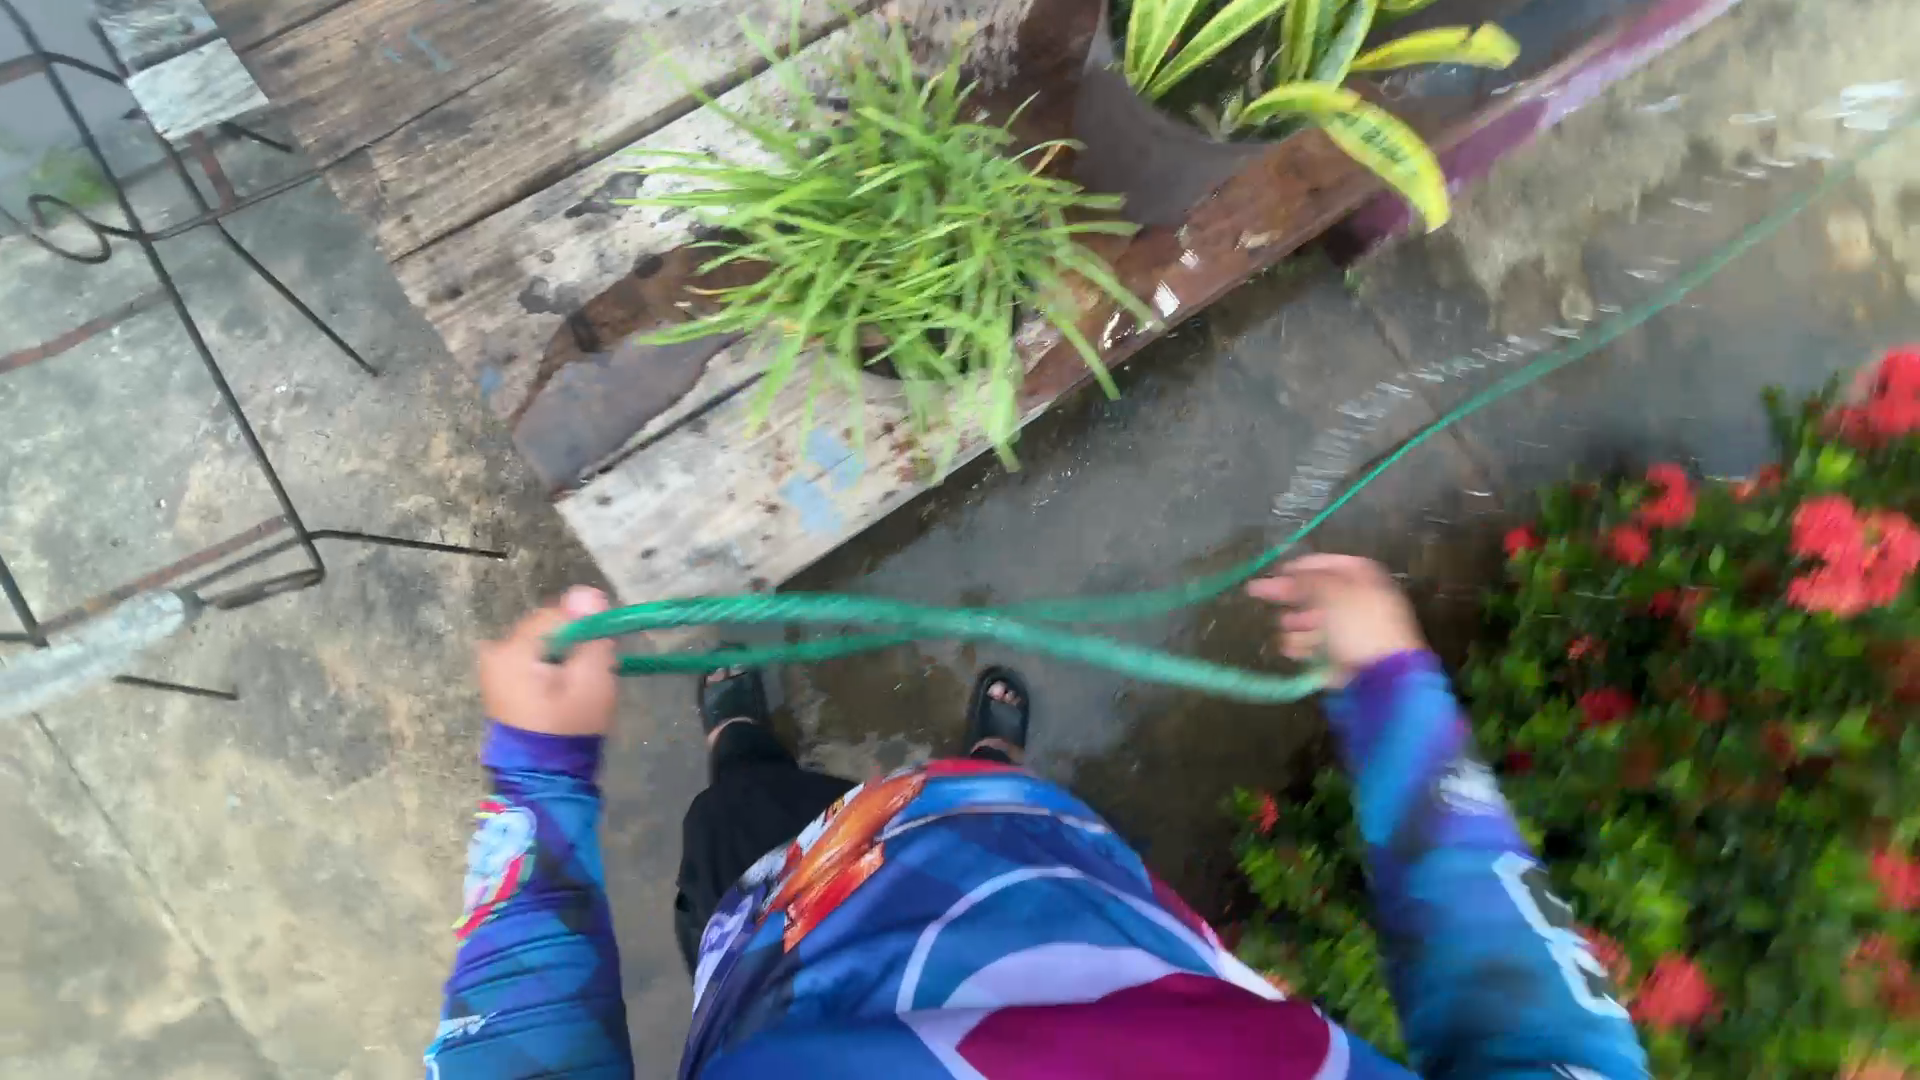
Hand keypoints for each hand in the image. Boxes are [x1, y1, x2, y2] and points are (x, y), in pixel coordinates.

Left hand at [478, 586, 618, 735]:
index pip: (560, 613)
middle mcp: (495, 651)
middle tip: (595, 667)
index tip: (605, 647)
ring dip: (565, 652)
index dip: (588, 625)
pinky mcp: (499, 681)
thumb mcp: (592, 678)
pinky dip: (552, 665)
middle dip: (576, 640)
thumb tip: (587, 592)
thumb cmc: (570, 726)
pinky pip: (533, 657)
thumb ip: (591, 634)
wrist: (544, 776)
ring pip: (543, 641)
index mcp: (513, 649)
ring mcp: (493, 667)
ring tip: (580, 681)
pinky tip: (564, 688)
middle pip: (549, 626)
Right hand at [1245, 554, 1426, 688]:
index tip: (1279, 570)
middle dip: (1291, 595)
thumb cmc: (1359, 627)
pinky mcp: (1343, 656)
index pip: (1332, 564)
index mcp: (1365, 582)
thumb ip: (1307, 579)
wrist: (1382, 677)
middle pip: (1318, 593)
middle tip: (1259, 592)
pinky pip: (1316, 645)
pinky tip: (1290, 648)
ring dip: (1294, 623)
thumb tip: (1289, 573)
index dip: (1305, 565)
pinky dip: (1301, 645)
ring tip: (1284, 626)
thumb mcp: (1332, 593)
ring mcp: (1352, 631)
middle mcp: (1359, 603)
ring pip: (1314, 621)